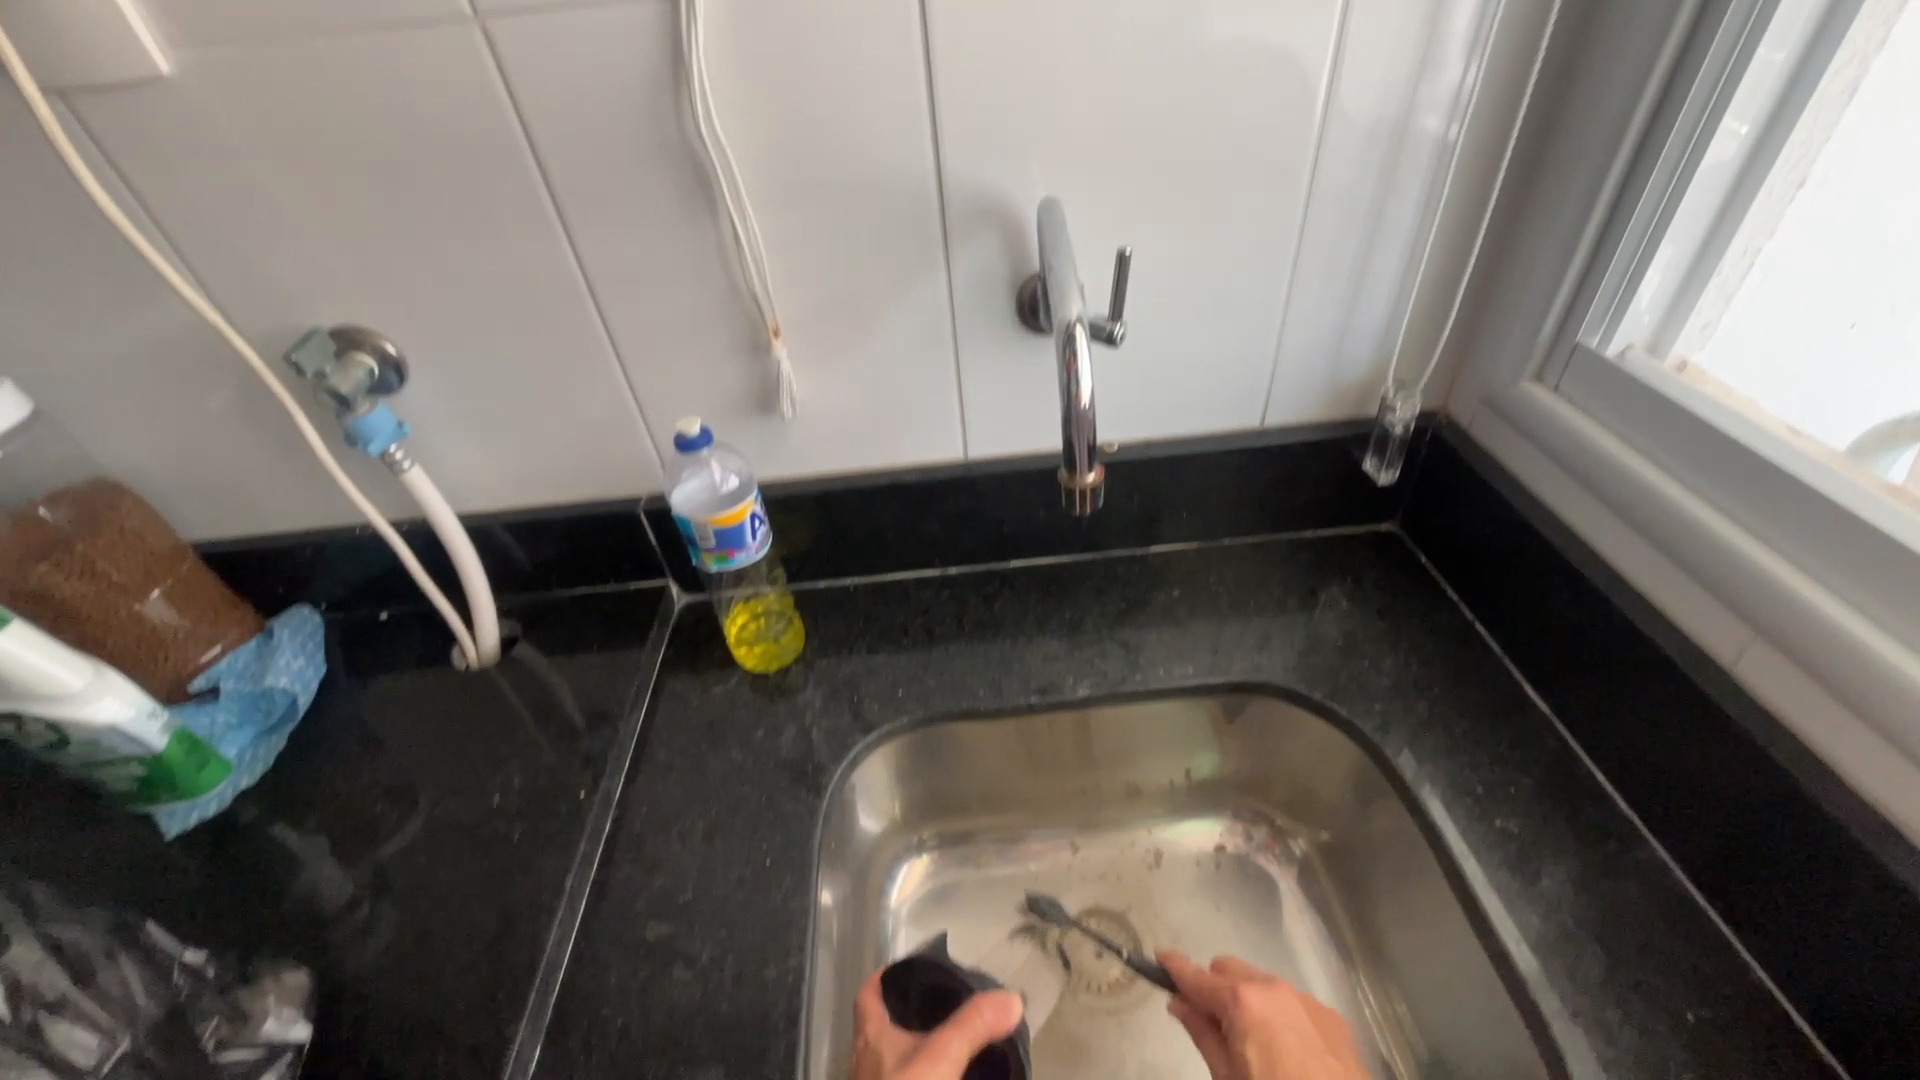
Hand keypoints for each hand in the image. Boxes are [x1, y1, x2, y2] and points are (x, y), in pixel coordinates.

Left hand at [850, 969, 1023, 1079]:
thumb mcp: (941, 1059)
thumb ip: (973, 1026)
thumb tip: (1012, 997)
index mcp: (872, 1037)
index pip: (869, 995)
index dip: (886, 977)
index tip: (910, 969)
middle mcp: (869, 1063)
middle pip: (884, 1028)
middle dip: (911, 1015)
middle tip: (946, 1005)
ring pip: (896, 1062)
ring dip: (920, 1052)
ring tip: (955, 1042)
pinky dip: (927, 1078)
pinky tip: (949, 1079)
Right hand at [1159, 950, 1368, 1079]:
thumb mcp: (1227, 1079)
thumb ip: (1202, 1034)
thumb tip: (1180, 1004)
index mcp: (1241, 1002)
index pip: (1196, 976)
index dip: (1174, 967)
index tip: (1159, 957)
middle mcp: (1272, 988)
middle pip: (1227, 969)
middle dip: (1213, 987)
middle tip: (1211, 1024)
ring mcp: (1306, 1001)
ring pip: (1261, 982)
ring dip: (1247, 1000)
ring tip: (1254, 1044)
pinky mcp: (1332, 1019)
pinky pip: (1293, 1003)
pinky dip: (1279, 1016)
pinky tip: (1289, 1055)